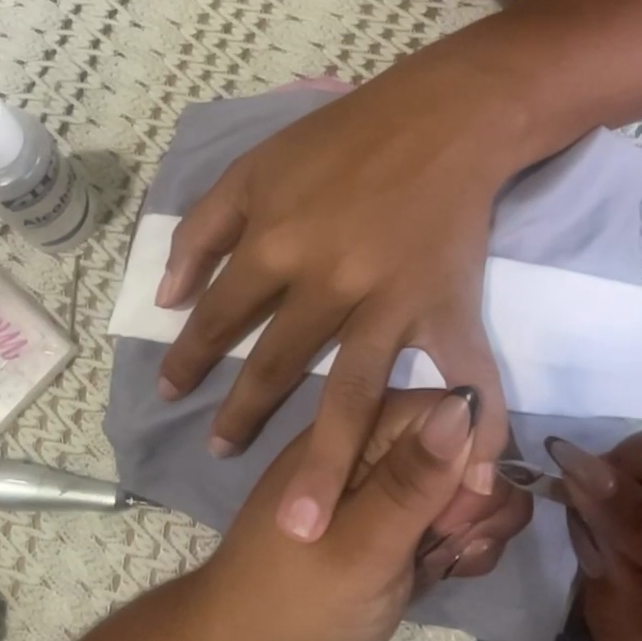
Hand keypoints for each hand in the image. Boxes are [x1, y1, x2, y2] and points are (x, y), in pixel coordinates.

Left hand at [158, 36, 522, 547]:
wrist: (442, 117)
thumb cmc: (338, 141)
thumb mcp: (252, 169)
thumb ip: (203, 231)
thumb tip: (167, 296)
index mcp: (275, 245)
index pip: (218, 317)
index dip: (189, 358)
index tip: (170, 393)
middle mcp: (326, 284)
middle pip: (274, 366)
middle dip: (242, 417)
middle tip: (218, 456)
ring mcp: (391, 304)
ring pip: (350, 394)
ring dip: (326, 462)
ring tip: (304, 523)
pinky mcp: (447, 309)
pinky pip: (464, 375)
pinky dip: (474, 426)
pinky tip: (474, 485)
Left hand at [188, 387, 478, 640]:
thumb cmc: (300, 598)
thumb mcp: (363, 544)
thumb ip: (413, 481)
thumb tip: (464, 402)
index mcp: (354, 434)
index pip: (444, 407)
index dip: (472, 450)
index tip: (465, 505)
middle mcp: (372, 450)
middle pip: (462, 448)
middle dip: (476, 497)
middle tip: (450, 541)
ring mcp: (383, 490)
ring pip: (463, 488)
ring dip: (472, 526)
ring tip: (445, 562)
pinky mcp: (394, 525)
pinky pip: (448, 521)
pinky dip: (459, 545)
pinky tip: (446, 572)